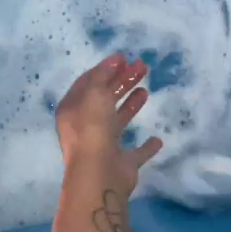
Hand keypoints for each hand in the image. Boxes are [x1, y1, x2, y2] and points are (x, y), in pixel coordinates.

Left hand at [55, 53, 163, 188]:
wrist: (99, 174)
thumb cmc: (92, 128)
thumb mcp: (94, 93)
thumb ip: (103, 75)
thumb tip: (114, 60)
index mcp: (73, 109)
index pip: (88, 83)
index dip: (105, 69)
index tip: (124, 57)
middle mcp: (85, 126)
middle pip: (105, 98)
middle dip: (122, 82)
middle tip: (142, 67)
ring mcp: (103, 146)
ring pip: (117, 120)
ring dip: (130, 105)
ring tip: (145, 90)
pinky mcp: (121, 163)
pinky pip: (135, 152)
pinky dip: (145, 146)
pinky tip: (157, 139)